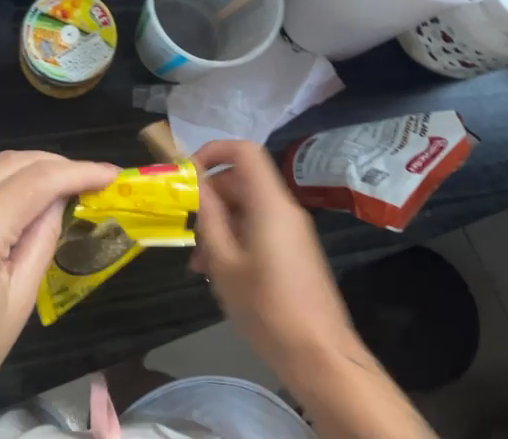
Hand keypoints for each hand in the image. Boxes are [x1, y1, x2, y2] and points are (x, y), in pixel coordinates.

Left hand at [0, 151, 119, 437]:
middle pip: (6, 161)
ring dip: (10, 169)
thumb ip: (41, 242)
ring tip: (37, 193)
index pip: (37, 180)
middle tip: (80, 181)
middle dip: (49, 164)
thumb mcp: (15, 308)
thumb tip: (59, 200)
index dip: (78, 171)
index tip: (109, 173)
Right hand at [190, 140, 359, 377]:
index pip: (244, 151)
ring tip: (198, 263)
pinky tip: (219, 273)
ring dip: (218, 226)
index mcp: (269, 204)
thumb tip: (195, 183)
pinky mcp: (294, 252)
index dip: (213, 152)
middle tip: (187, 231)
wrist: (320, 356)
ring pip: (246, 209)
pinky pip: (258, 229)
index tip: (187, 174)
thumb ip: (209, 217)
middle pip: (241, 182)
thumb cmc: (267, 307)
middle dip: (209, 200)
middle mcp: (284, 209)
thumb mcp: (225, 262)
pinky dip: (235, 240)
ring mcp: (291, 231)